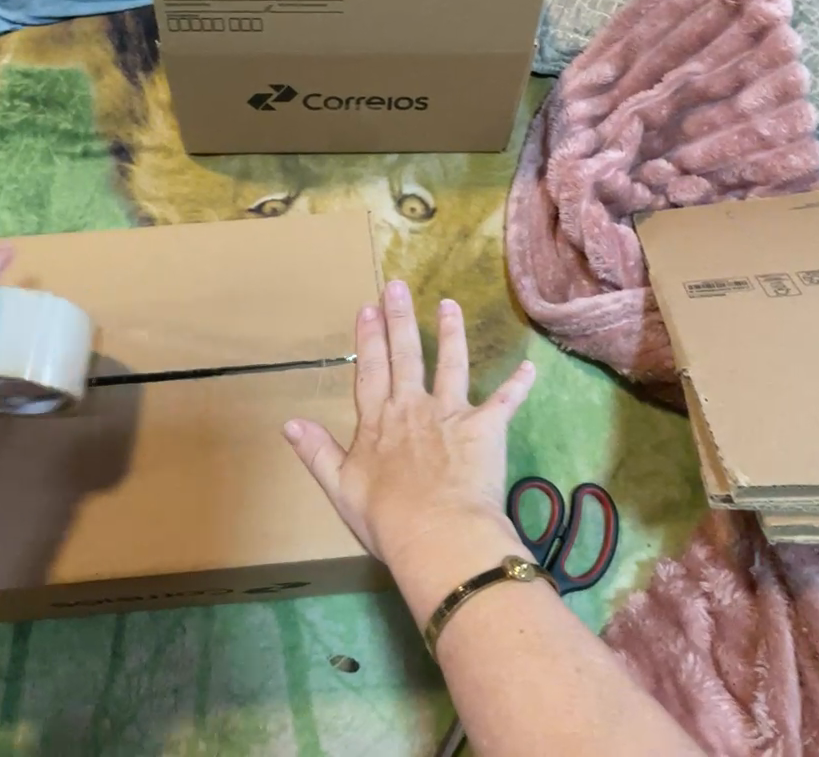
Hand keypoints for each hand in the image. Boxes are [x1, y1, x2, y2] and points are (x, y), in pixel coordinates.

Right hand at [282, 279, 535, 583]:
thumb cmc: (385, 517)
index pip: (370, 371)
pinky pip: (504, 401)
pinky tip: (530, 367)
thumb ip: (316, 452)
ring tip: (450, 304)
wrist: (436, 533)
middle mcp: (412, 407)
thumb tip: (289, 422)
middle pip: (404, 355)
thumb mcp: (339, 486)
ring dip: (451, 333)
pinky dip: (518, 385)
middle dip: (399, 318)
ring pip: (451, 364)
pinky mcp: (483, 427)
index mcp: (378, 421)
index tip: (368, 307)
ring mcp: (449, 413)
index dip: (368, 338)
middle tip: (397, 285)